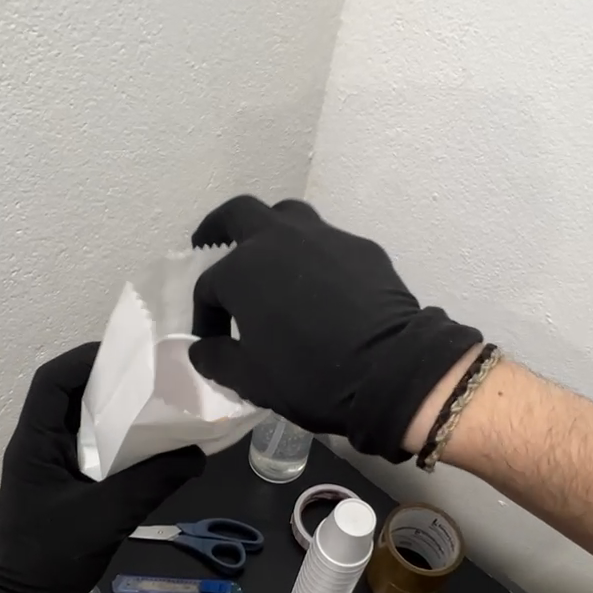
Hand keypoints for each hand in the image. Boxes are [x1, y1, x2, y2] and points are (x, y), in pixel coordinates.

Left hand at [0, 343, 205, 592]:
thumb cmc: (54, 554)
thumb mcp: (108, 515)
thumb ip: (154, 482)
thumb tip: (198, 454)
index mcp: (34, 442)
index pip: (52, 381)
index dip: (86, 360)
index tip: (129, 356)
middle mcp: (37, 444)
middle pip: (68, 393)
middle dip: (107, 380)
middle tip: (152, 376)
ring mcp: (48, 463)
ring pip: (80, 418)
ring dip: (112, 408)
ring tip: (154, 402)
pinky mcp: (62, 481)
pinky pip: (88, 444)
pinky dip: (115, 436)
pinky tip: (147, 442)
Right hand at [189, 196, 482, 461]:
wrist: (390, 372)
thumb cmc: (309, 376)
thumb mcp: (250, 379)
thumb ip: (216, 360)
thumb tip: (202, 349)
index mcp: (242, 270)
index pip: (209, 288)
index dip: (205, 317)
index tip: (213, 343)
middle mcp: (279, 240)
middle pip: (239, 213)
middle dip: (219, 228)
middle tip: (213, 245)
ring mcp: (324, 238)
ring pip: (288, 217)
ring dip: (271, 233)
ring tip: (271, 260)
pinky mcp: (361, 248)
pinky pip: (328, 244)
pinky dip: (314, 257)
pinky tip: (322, 287)